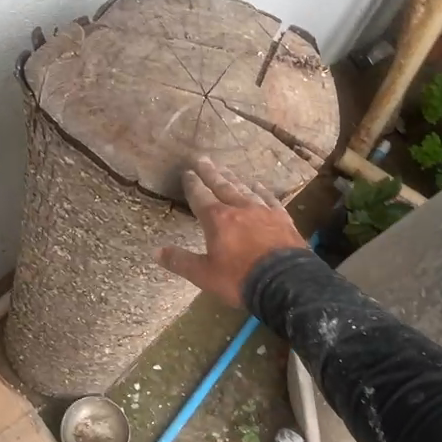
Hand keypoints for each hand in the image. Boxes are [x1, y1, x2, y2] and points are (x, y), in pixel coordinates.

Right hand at [156, 157, 306, 307]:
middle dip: (211, 173)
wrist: (286, 282)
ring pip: (245, 189)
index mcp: (217, 220)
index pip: (200, 197)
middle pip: (222, 186)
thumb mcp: (204, 275)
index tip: (187, 172)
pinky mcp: (282, 219)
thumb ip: (180, 261)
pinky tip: (258, 186)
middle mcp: (239, 209)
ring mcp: (263, 212)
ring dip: (234, 179)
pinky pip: (269, 199)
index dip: (192, 184)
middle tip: (204, 159)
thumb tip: (155, 252)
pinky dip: (261, 191)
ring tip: (227, 170)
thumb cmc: (239, 278)